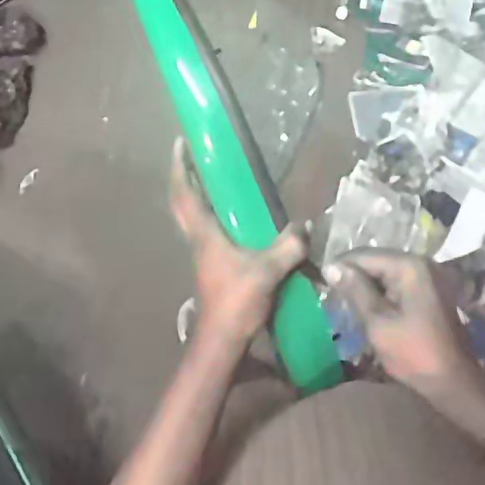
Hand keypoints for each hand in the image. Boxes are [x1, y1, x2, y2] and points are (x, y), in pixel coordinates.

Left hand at [169, 137, 306, 347]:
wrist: (222, 341)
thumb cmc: (235, 301)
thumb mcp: (266, 271)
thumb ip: (287, 246)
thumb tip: (304, 225)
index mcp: (203, 233)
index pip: (184, 193)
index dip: (181, 167)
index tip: (180, 142)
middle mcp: (198, 239)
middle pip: (183, 201)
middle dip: (185, 175)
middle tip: (195, 154)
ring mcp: (203, 253)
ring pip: (192, 215)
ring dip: (196, 194)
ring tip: (213, 176)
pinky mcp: (212, 265)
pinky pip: (208, 230)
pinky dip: (213, 214)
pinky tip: (233, 215)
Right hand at [325, 249, 479, 398]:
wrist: (455, 383)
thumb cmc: (414, 353)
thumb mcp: (378, 322)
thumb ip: (355, 290)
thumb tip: (330, 266)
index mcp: (409, 266)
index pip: (363, 255)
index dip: (340, 268)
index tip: (320, 283)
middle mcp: (420, 262)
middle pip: (375, 260)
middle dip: (353, 275)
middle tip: (332, 295)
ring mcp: (428, 275)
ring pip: (385, 271)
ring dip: (366, 285)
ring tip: (345, 302)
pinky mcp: (430, 289)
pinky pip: (397, 281)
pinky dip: (382, 292)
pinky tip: (368, 307)